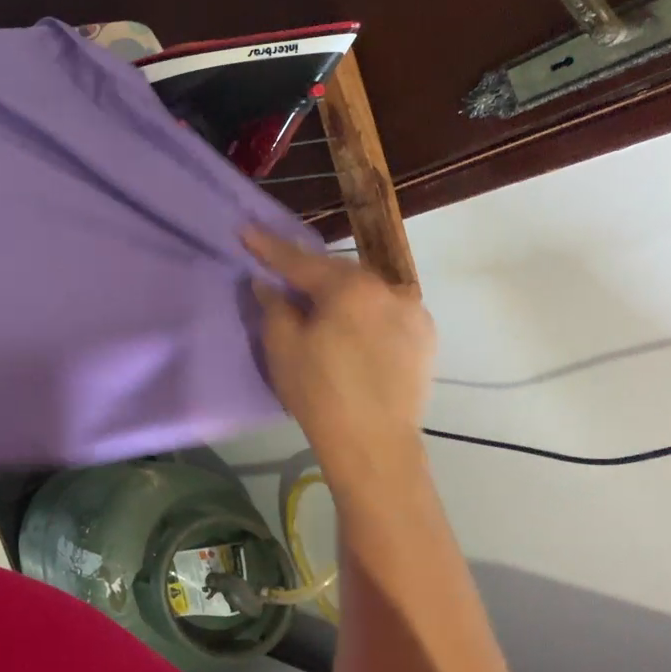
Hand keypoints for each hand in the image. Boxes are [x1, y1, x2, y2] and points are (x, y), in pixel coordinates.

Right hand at [243, 228, 433, 471]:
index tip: (246, 230)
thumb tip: (268, 283)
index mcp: (351, 287)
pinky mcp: (424, 337)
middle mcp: (389, 290)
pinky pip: (385, 312)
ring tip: (315, 304)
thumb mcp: (282, 346)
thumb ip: (275, 306)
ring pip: (365, 292)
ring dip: (338, 293)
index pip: (300, 260)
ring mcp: (413, 312)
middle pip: (338, 272)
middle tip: (280, 273)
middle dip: (309, 272)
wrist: (372, 441)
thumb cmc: (317, 391)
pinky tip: (347, 329)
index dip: (268, 247)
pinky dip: (362, 313)